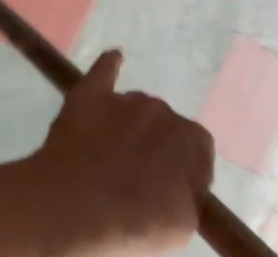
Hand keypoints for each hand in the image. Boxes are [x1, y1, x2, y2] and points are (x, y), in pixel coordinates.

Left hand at [25, 50, 214, 254]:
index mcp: (192, 140)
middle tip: (136, 174)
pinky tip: (115, 55)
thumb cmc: (140, 222)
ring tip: (111, 151)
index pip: (197, 151)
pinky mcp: (87, 93)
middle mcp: (160, 110)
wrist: (80, 203)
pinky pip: (102, 70)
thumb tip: (177, 180)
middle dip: (154, 146)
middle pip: (162, 126)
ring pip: (132, 107)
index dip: (184, 171)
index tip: (169, 189)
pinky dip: (109, 63)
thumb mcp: (185, 221)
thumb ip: (186, 191)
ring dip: (128, 123)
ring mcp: (122, 98)